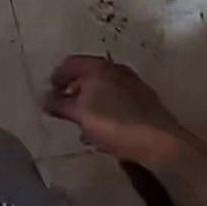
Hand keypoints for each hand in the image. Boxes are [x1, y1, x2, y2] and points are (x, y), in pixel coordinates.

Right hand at [42, 56, 205, 164]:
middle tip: (67, 109)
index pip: (67, 65)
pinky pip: (116, 95)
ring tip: (86, 121)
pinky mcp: (143, 95)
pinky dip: (106, 104)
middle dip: (73, 91)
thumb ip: (60, 106)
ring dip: (90, 99)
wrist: (164, 140)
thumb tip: (42, 100)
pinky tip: (107, 123)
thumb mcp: (82, 116)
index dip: (56, 80)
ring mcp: (130, 80)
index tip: (52, 97)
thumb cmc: (117, 124)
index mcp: (96, 67)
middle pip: (84, 74)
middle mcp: (112, 67)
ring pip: (101, 86)